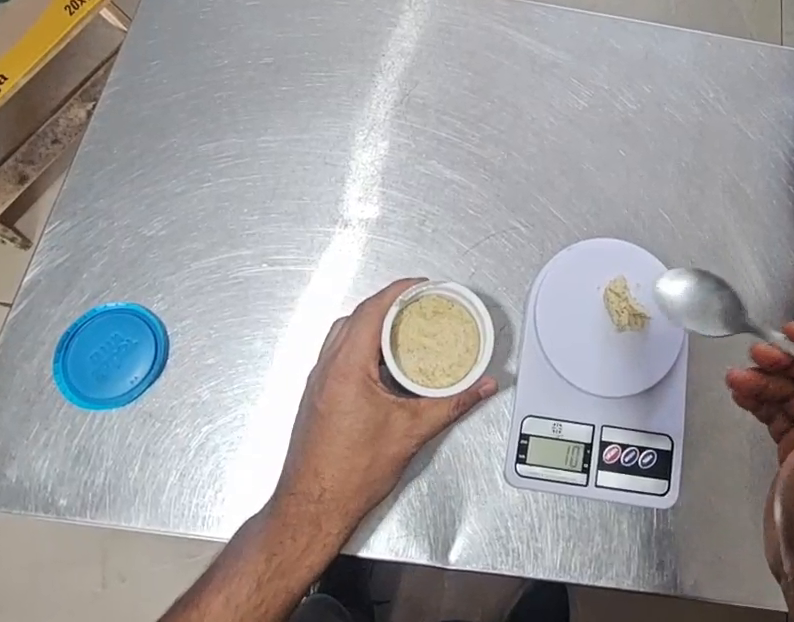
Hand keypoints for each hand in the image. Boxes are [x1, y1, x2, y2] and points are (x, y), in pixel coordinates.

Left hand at [272, 279, 497, 542]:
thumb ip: (452, 403)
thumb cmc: (349, 474)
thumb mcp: (412, 432)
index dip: (399, 290)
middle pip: (357, 316)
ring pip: (344, 334)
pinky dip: (362, 345)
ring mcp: (318, 381)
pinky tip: (384, 363)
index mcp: (346, 367)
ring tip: (404, 328)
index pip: (372, 310)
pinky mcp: (317, 396)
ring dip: (373, 323)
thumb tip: (481, 387)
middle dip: (389, 303)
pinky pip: (339, 353)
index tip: (421, 285)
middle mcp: (327, 368)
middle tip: (418, 303)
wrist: (312, 509)